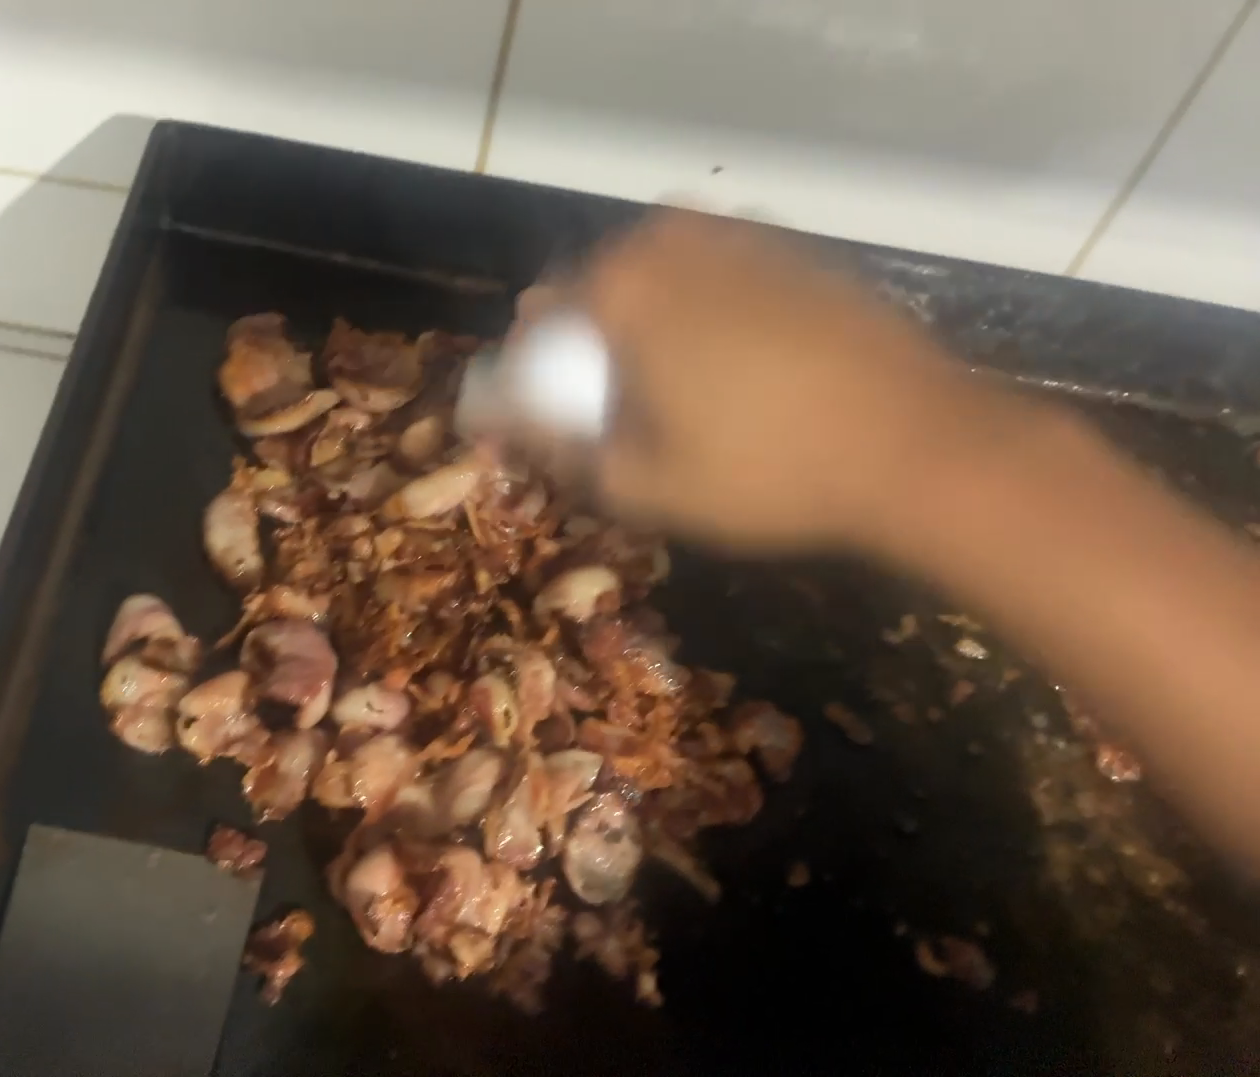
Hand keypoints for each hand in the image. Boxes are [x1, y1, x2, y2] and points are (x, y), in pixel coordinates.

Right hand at [545, 209, 1030, 552]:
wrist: (922, 449)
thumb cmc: (763, 472)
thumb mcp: (638, 483)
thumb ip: (559, 447)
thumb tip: (510, 425)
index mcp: (624, 291)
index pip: (537, 314)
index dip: (529, 365)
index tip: (545, 407)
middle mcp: (676, 243)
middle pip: (593, 278)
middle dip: (582, 330)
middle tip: (602, 393)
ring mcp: (745, 237)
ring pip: (655, 262)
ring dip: (637, 306)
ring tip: (658, 369)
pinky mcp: (799, 251)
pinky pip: (714, 263)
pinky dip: (695, 296)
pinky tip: (724, 352)